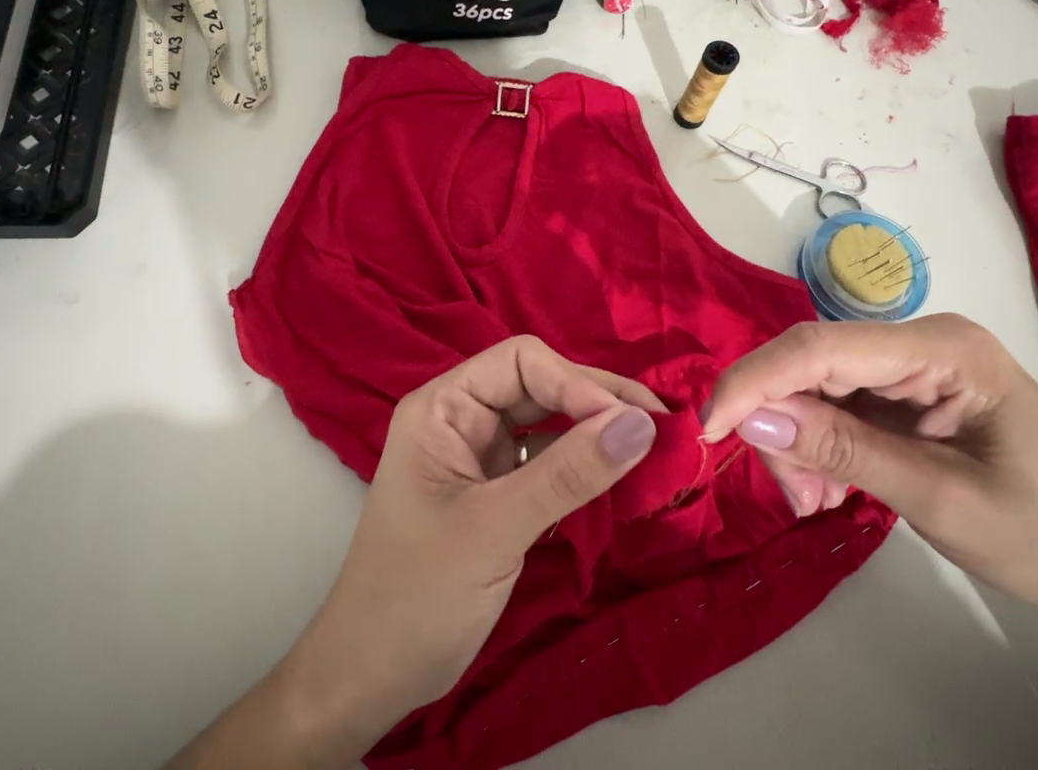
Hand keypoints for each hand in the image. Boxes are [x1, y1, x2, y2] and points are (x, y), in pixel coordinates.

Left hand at [180, 336, 662, 767]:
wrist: (372, 674)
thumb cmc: (416, 594)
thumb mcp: (494, 529)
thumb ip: (567, 474)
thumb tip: (641, 424)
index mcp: (442, 409)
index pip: (522, 363)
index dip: (579, 383)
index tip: (632, 426)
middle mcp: (460, 421)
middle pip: (540, 386)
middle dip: (598, 401)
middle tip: (665, 427)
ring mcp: (479, 458)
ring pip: (548, 424)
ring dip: (598, 431)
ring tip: (655, 447)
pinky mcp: (496, 495)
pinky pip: (549, 463)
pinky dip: (586, 465)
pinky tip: (621, 475)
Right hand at [700, 315, 1037, 638]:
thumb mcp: (939, 498)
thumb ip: (843, 452)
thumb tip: (751, 419)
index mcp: (943, 349)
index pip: (819, 347)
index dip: (754, 382)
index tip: (707, 431)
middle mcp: (922, 345)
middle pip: (812, 367)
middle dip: (782, 426)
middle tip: (795, 498)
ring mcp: (915, 372)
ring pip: (816, 392)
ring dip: (799, 446)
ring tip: (818, 504)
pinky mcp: (909, 400)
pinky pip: (838, 413)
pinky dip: (820, 452)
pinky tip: (832, 491)